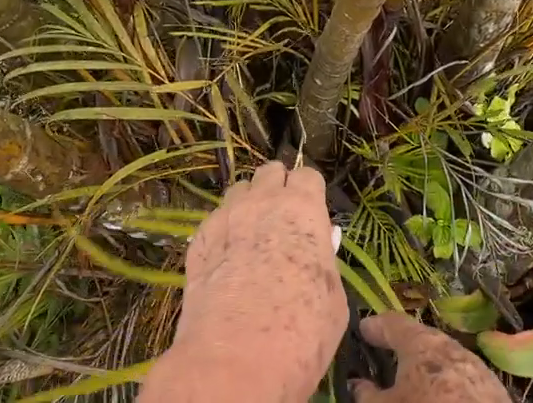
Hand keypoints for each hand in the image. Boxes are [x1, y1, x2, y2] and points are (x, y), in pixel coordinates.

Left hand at [139, 161, 345, 401]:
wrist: (234, 361)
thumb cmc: (300, 335)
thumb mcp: (333, 300)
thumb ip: (324, 262)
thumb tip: (319, 245)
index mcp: (302, 210)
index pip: (307, 175)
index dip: (310, 192)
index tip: (311, 213)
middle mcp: (262, 202)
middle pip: (270, 172)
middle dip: (278, 187)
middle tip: (283, 219)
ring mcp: (226, 217)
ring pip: (239, 191)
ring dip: (249, 204)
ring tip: (253, 237)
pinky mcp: (199, 239)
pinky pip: (216, 219)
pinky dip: (225, 229)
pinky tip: (228, 258)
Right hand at [353, 312, 510, 401]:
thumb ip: (367, 395)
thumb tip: (357, 384)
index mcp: (419, 341)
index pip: (392, 322)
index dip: (375, 326)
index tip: (363, 329)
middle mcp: (447, 345)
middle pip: (420, 339)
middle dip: (403, 347)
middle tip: (385, 354)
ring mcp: (474, 366)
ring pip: (443, 359)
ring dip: (426, 366)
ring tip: (411, 380)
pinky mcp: (492, 390)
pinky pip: (460, 378)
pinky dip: (445, 382)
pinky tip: (439, 396)